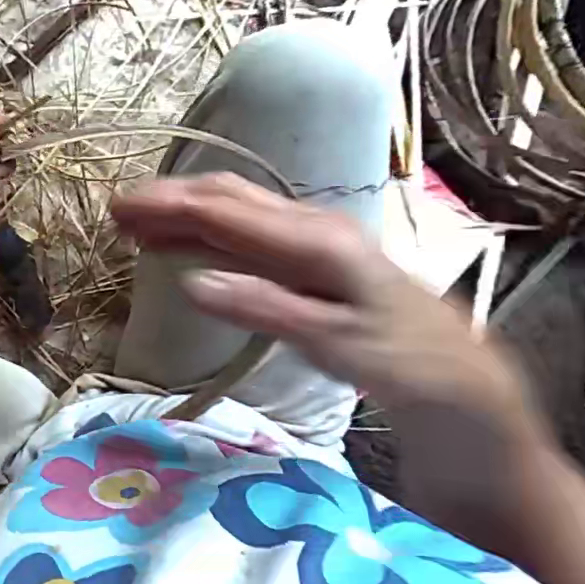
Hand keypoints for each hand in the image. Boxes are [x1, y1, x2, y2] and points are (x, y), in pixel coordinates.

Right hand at [109, 173, 542, 442]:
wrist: (466, 384)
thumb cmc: (408, 366)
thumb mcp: (338, 344)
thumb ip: (267, 308)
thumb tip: (193, 282)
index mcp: (317, 241)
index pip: (226, 211)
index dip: (169, 207)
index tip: (119, 211)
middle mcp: (314, 228)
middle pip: (229, 199)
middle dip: (171, 201)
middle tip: (118, 213)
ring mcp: (316, 242)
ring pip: (239, 212)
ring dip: (188, 214)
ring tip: (142, 225)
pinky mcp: (317, 262)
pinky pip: (253, 234)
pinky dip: (213, 234)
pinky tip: (193, 246)